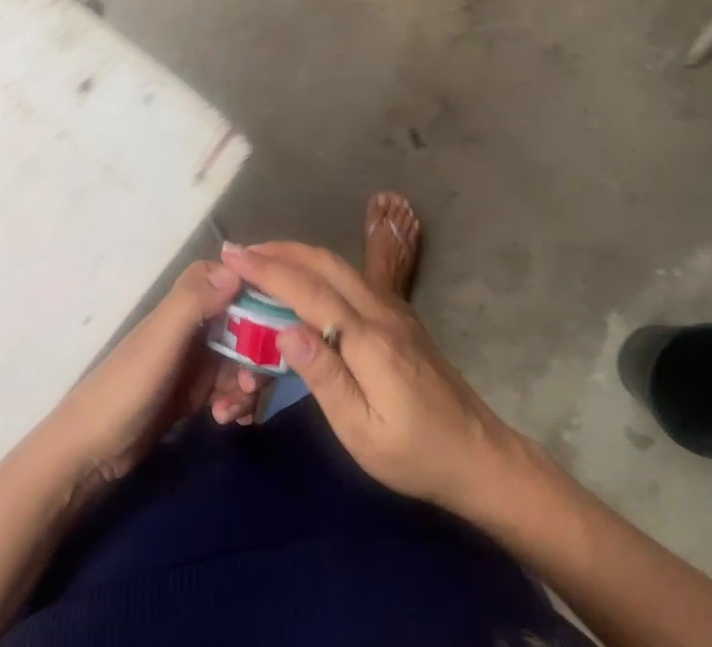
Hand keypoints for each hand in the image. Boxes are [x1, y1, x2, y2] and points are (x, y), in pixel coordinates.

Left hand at [28, 260, 253, 485]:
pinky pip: (231, 388)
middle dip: (258, 354)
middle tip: (251, 387)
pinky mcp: (193, 394)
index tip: (277, 325)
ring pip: (242, 360)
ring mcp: (192, 363)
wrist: (90, 452)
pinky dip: (237, 402)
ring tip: (231, 412)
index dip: (255, 296)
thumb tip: (236, 268)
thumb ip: (192, 304)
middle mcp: (189, 330)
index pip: (228, 282)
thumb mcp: (159, 345)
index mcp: (180, 310)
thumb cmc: (124, 392)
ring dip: (247, 385)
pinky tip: (227, 421)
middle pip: (244, 325)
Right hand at [219, 241, 533, 511]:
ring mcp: (396, 313)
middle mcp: (383, 314)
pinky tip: (303, 281)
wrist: (481, 459)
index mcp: (369, 342)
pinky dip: (318, 269)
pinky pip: (352, 279)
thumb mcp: (362, 431)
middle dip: (279, 252)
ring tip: (261, 260)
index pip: (308, 291)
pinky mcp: (401, 321)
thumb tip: (285, 329)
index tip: (230, 255)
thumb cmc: (415, 455)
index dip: (266, 270)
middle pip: (326, 264)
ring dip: (298, 256)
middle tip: (238, 252)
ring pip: (341, 267)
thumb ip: (324, 378)